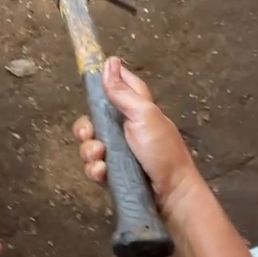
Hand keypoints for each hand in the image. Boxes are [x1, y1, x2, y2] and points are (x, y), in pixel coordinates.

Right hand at [73, 57, 201, 215]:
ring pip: (89, 143)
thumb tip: (109, 61)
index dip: (104, 80)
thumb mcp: (144, 115)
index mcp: (136, 107)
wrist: (171, 195)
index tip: (89, 78)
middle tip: (90, 133)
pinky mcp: (112, 171)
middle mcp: (124, 126)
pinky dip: (95, 168)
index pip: (119, 83)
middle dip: (85, 127)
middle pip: (93, 117)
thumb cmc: (162, 151)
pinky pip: (93, 165)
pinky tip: (103, 172)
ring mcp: (117, 150)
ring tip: (101, 157)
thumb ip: (122, 91)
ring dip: (89, 150)